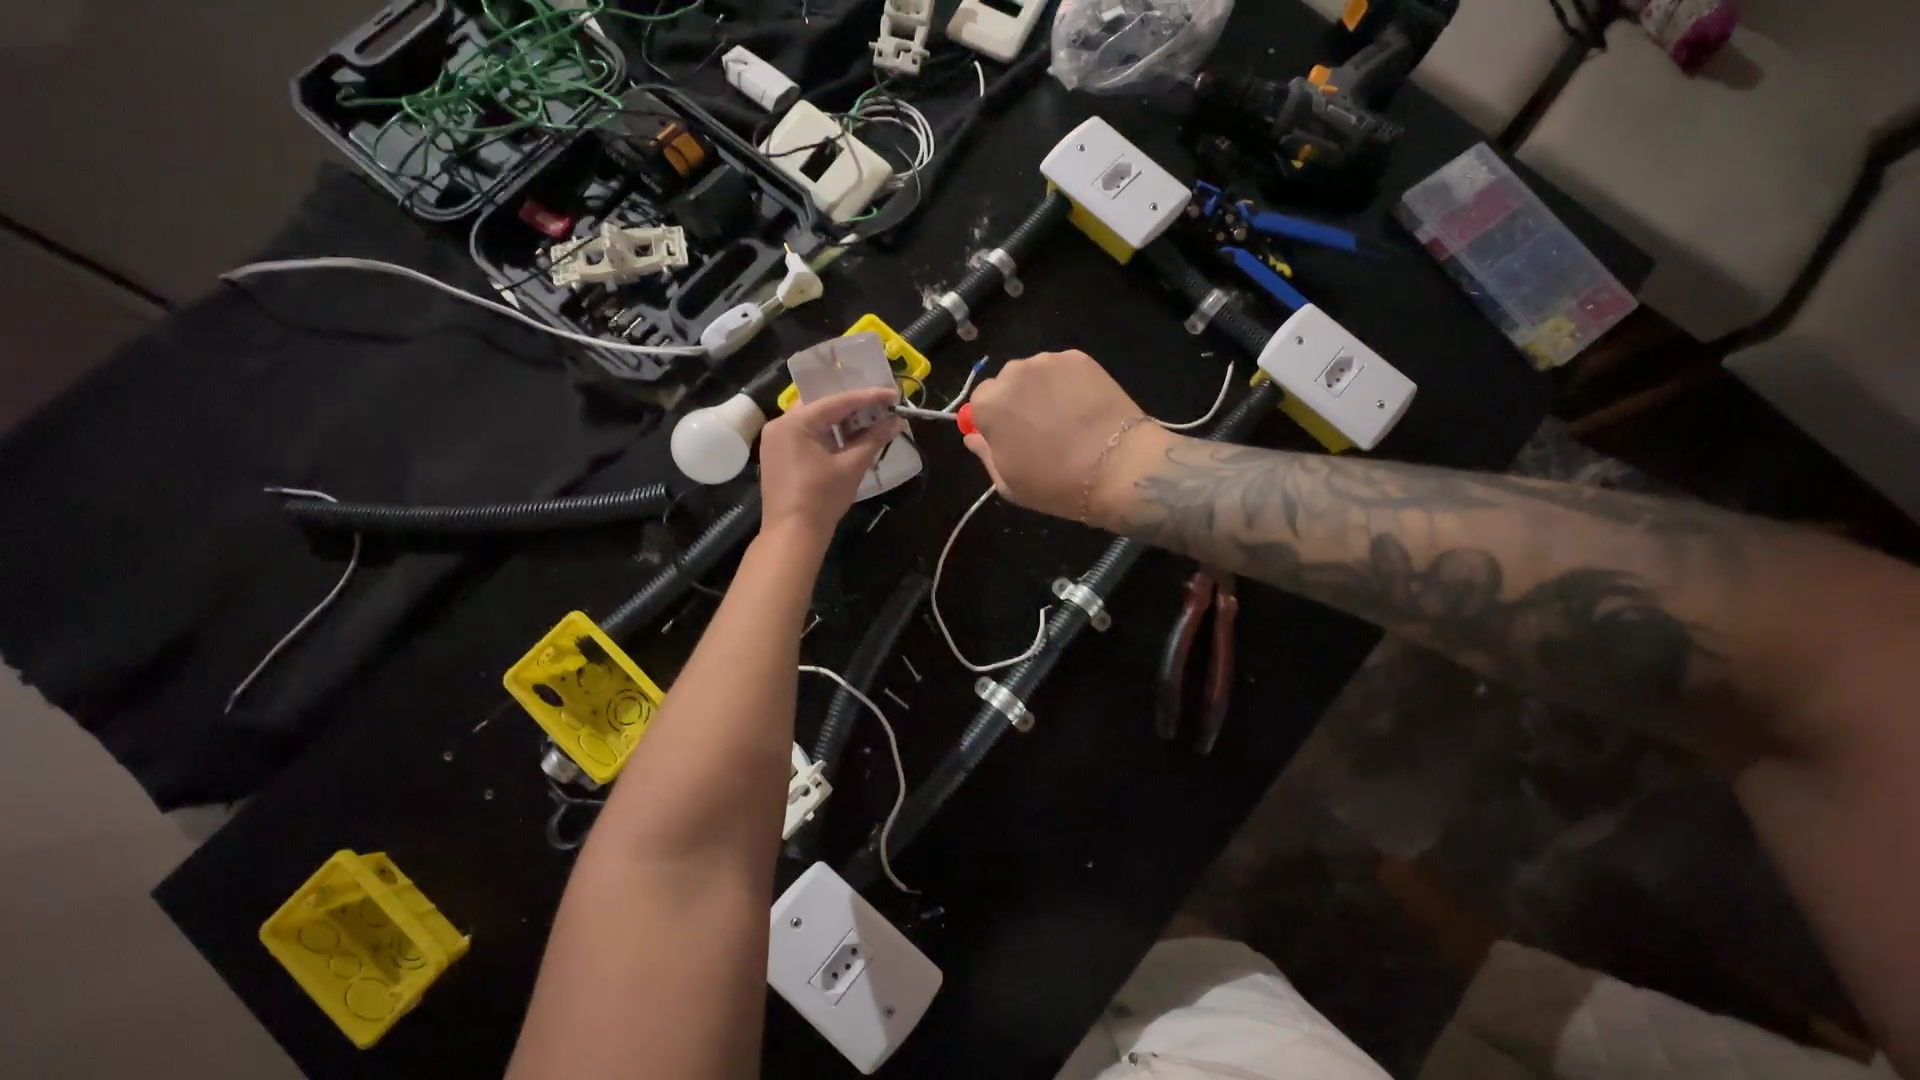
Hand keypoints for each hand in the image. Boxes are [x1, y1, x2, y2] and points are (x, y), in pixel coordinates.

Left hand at [757, 386, 900, 545]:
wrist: (792, 534)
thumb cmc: (822, 498)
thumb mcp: (851, 466)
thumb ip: (874, 439)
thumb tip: (897, 421)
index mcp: (795, 422)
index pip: (837, 402)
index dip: (868, 397)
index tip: (892, 393)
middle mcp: (780, 424)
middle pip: (823, 408)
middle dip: (854, 408)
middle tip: (882, 405)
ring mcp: (776, 441)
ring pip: (815, 422)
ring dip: (842, 422)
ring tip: (870, 420)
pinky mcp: (778, 456)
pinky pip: (806, 436)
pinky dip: (828, 435)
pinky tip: (849, 438)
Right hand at [963, 350, 1171, 525]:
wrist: (1119, 467)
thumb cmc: (1057, 483)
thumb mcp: (1008, 483)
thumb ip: (985, 454)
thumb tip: (974, 437)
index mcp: (988, 404)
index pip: (979, 403)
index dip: (994, 422)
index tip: (1012, 439)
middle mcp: (1013, 373)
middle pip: (1006, 383)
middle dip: (1017, 401)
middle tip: (1041, 429)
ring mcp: (1048, 361)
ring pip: (1035, 374)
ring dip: (1042, 390)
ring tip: (1066, 418)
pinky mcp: (1080, 358)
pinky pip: (1063, 369)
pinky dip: (1068, 384)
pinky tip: (1084, 407)